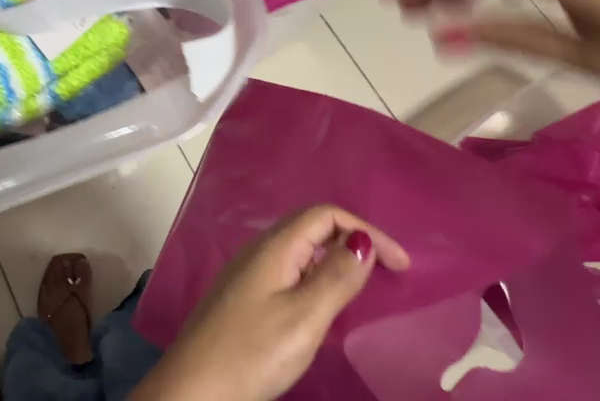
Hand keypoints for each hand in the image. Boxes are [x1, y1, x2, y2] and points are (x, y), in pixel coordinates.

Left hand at [131, 206, 409, 400]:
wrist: (196, 386)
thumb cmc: (252, 351)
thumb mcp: (303, 317)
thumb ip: (334, 278)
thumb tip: (361, 240)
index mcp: (274, 247)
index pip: (324, 215)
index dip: (366, 230)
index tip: (403, 266)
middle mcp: (260, 251)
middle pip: (312, 228)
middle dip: (354, 242)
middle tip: (392, 275)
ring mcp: (249, 273)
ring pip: (301, 251)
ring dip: (336, 260)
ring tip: (366, 287)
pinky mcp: (246, 296)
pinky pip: (290, 272)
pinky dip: (318, 278)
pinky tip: (327, 305)